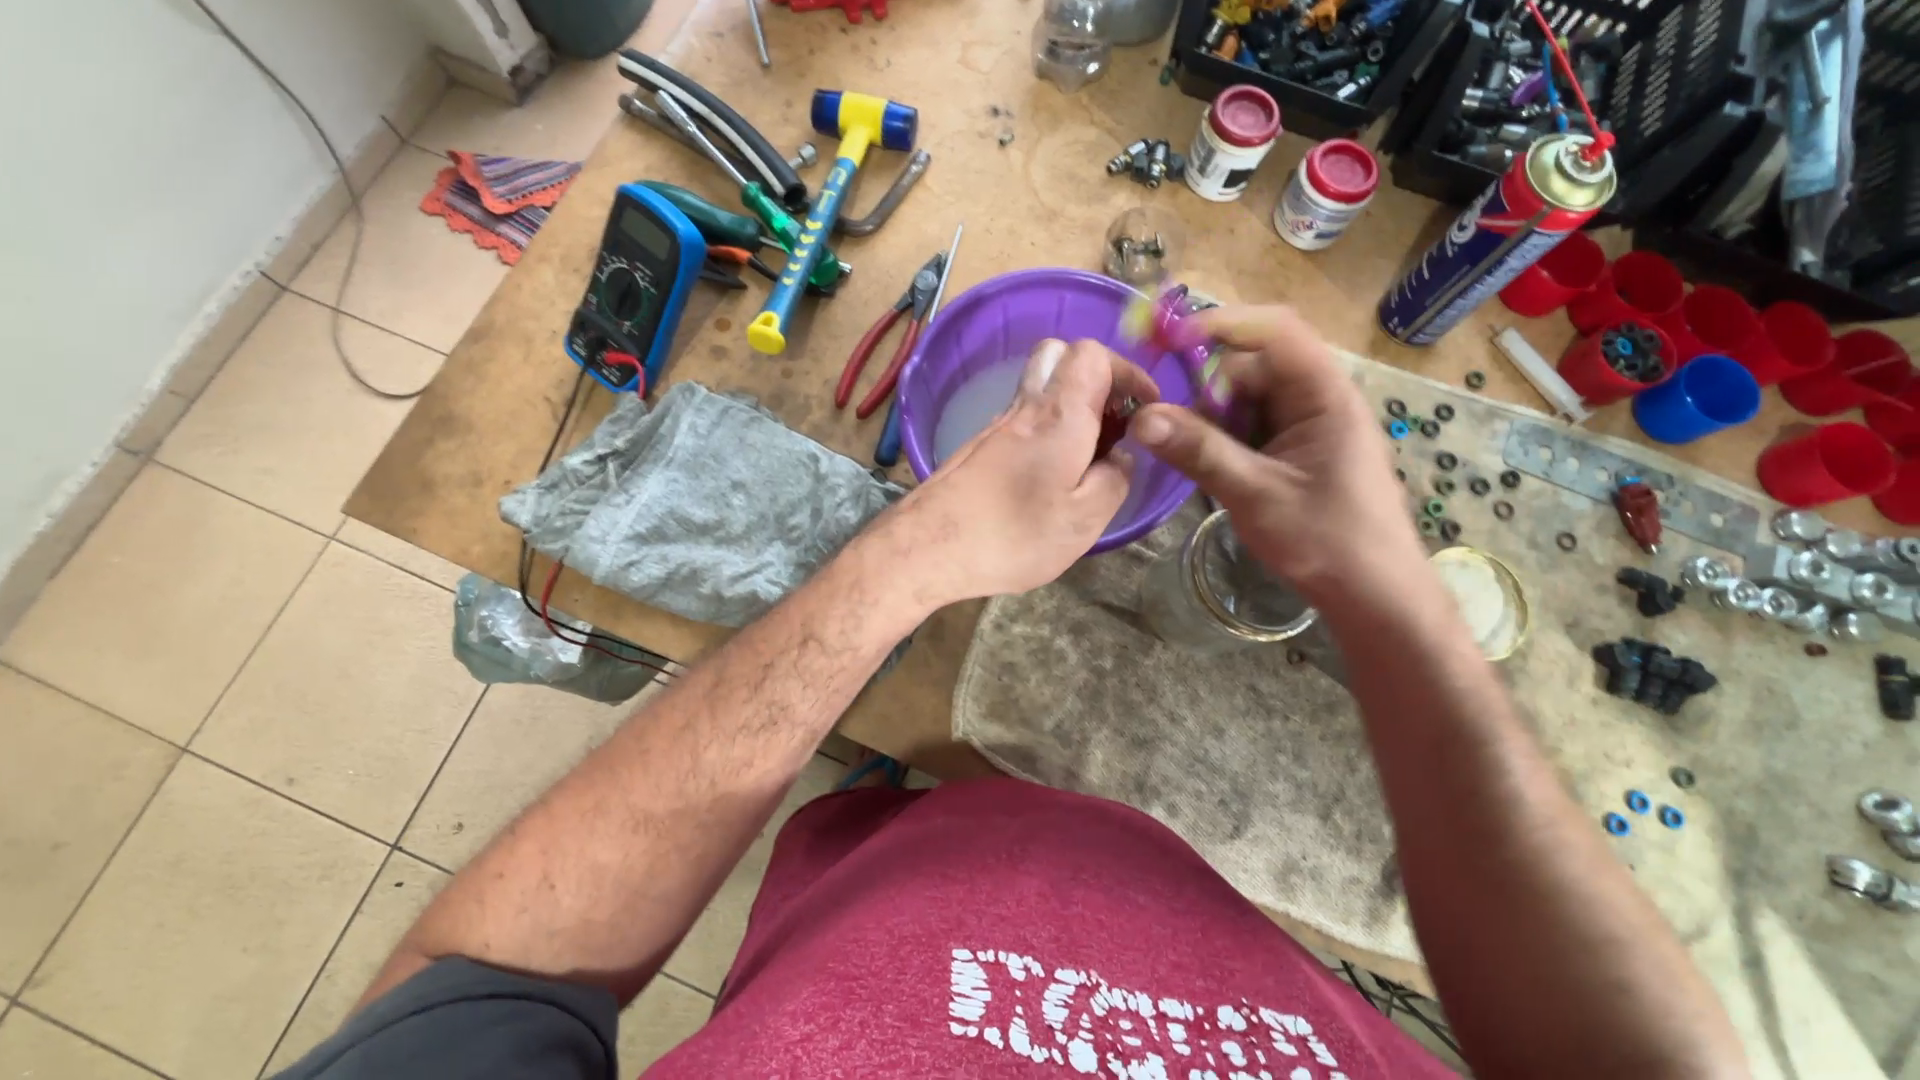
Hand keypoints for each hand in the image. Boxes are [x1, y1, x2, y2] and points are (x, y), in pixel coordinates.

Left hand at [871, 338, 1159, 608]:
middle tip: (1112, 422)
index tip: (1143, 408)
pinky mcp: (979, 449)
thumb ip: (1114, 481)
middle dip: (1094, 378)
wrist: (927, 549)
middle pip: (1058, 357)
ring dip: (1070, 409)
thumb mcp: (1084, 520)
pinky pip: (1022, 420)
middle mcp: (1025, 409)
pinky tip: (1050, 477)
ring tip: (1087, 459)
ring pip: (1039, 389)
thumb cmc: (1013, 535)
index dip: (1125, 371)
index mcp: (1059, 416)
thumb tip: (1121, 457)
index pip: (1091, 354)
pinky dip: (1046, 432)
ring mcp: (997, 427)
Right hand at [1130, 305, 1426, 605]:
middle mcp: (1317, 399)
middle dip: (1209, 394)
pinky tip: (1219, 475)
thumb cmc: (1327, 541)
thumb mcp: (1255, 494)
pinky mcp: (1298, 452)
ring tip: (1205, 467)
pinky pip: (1252, 429)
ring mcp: (1308, 427)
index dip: (1221, 324)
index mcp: (1324, 394)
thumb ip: (1199, 451)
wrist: (1375, 595)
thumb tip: (1142, 417)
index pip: (1275, 331)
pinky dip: (1227, 444)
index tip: (1168, 340)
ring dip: (1215, 425)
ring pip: (1245, 402)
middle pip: (1251, 368)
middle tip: (1179, 433)